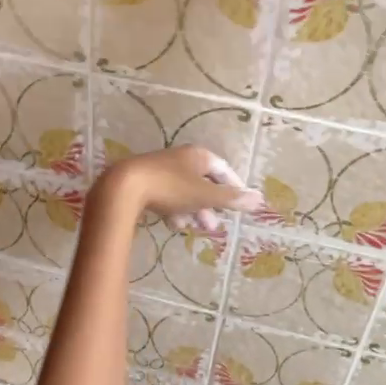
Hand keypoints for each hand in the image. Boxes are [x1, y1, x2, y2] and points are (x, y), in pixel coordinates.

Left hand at [102, 146, 261, 233]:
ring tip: (195, 229)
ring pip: (185, 192)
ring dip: (193, 211)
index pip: (223, 170)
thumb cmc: (170, 187)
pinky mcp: (145, 181)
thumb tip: (261, 199)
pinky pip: (167, 196)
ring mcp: (161, 169)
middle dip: (211, 206)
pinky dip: (174, 210)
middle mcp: (181, 158)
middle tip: (214, 227)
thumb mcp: (205, 196)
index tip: (240, 204)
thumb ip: (232, 199)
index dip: (233, 187)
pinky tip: (174, 224)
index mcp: (198, 156)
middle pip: (203, 183)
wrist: (125, 186)